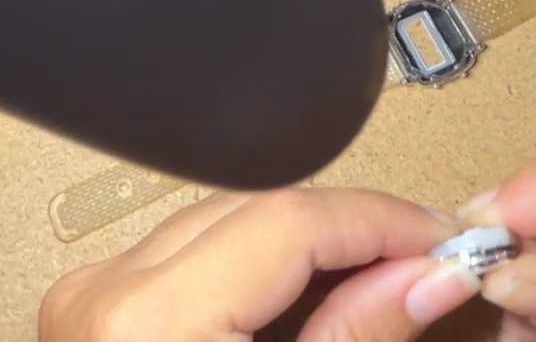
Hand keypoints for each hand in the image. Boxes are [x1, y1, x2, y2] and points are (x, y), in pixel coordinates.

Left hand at [40, 188, 485, 341]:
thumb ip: (358, 339)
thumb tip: (427, 276)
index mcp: (149, 321)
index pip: (284, 220)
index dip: (375, 219)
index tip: (440, 236)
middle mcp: (109, 286)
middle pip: (256, 208)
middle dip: (347, 225)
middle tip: (424, 254)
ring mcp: (95, 287)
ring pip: (227, 219)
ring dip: (306, 237)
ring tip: (380, 266)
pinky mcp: (100, 298)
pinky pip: (196, 249)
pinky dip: (259, 259)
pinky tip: (311, 281)